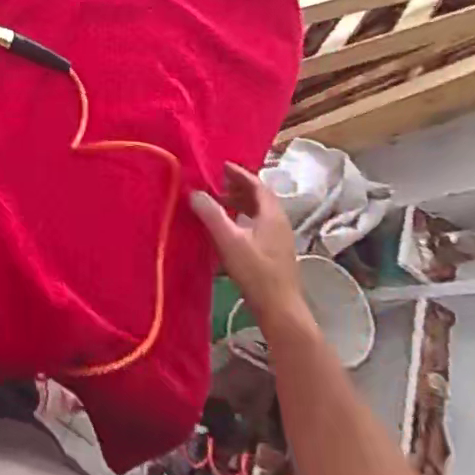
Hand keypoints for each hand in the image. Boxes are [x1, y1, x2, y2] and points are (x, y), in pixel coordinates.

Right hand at [190, 162, 310, 339]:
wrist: (280, 307)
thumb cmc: (256, 272)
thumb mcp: (229, 241)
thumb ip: (212, 215)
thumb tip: (195, 193)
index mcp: (272, 214)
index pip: (257, 184)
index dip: (239, 173)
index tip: (220, 166)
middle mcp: (279, 222)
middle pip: (259, 197)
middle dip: (237, 187)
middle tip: (215, 183)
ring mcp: (279, 238)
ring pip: (259, 212)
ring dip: (240, 204)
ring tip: (218, 203)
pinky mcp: (275, 252)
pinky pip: (258, 225)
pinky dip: (243, 219)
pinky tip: (229, 229)